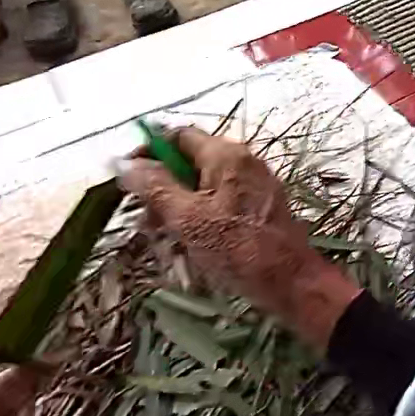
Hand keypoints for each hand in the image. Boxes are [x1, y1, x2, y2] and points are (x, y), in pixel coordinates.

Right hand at [122, 128, 359, 350]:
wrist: (290, 280)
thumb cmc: (237, 248)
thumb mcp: (186, 218)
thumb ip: (155, 187)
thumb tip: (125, 163)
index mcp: (226, 155)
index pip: (179, 135)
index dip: (149, 151)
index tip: (126, 176)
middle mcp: (243, 161)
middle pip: (191, 161)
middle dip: (162, 186)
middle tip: (144, 218)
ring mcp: (254, 183)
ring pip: (204, 184)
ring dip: (178, 206)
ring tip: (162, 236)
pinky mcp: (259, 205)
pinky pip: (221, 201)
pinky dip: (200, 215)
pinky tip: (188, 243)